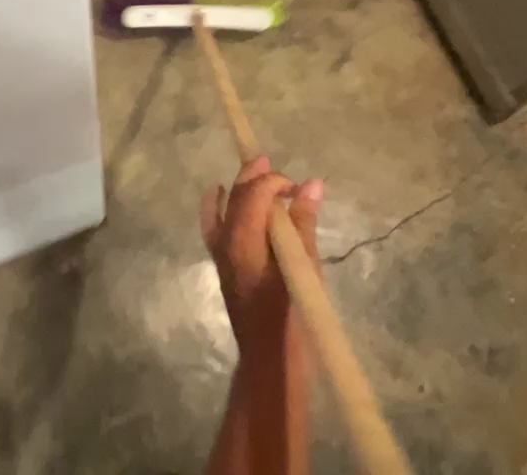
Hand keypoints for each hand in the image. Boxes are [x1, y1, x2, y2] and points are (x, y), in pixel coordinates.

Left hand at [200, 156, 322, 349]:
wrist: (270, 362)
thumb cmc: (292, 316)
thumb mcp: (305, 266)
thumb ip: (304, 223)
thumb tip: (312, 184)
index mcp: (244, 240)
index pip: (254, 193)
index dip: (275, 181)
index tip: (299, 187)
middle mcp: (226, 242)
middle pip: (237, 196)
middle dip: (255, 176)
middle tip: (274, 164)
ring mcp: (221, 255)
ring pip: (226, 209)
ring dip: (242, 189)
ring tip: (258, 172)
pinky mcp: (224, 267)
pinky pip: (214, 228)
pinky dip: (216, 208)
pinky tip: (217, 195)